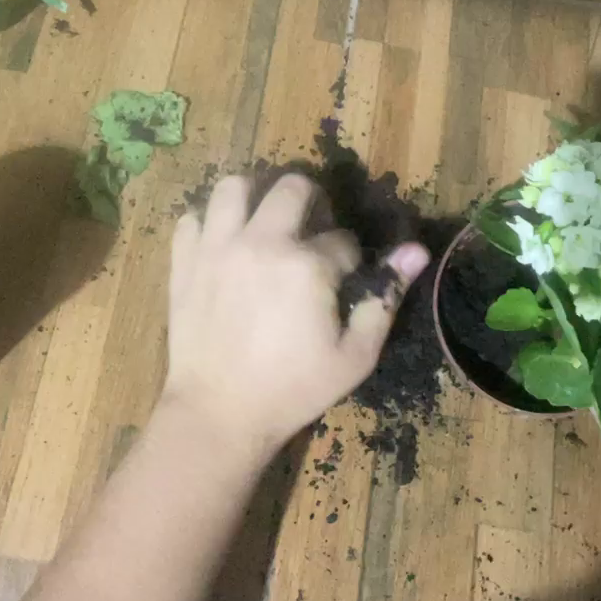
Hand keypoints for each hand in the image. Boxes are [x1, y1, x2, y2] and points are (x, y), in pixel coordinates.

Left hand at [160, 173, 428, 462]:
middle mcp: (261, 242)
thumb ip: (386, 299)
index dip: (349, 257)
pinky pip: (191, 218)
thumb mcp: (355, 355)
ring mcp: (216, 248)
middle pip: (292, 187)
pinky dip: (208, 224)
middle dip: (311, 201)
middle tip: (311, 229)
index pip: (342, 239)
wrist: (219, 414)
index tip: (343, 280)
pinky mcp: (184, 262)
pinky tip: (222, 245)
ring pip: (234, 186)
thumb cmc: (294, 390)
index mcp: (308, 264)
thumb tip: (417, 251)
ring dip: (254, 195)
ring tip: (263, 222)